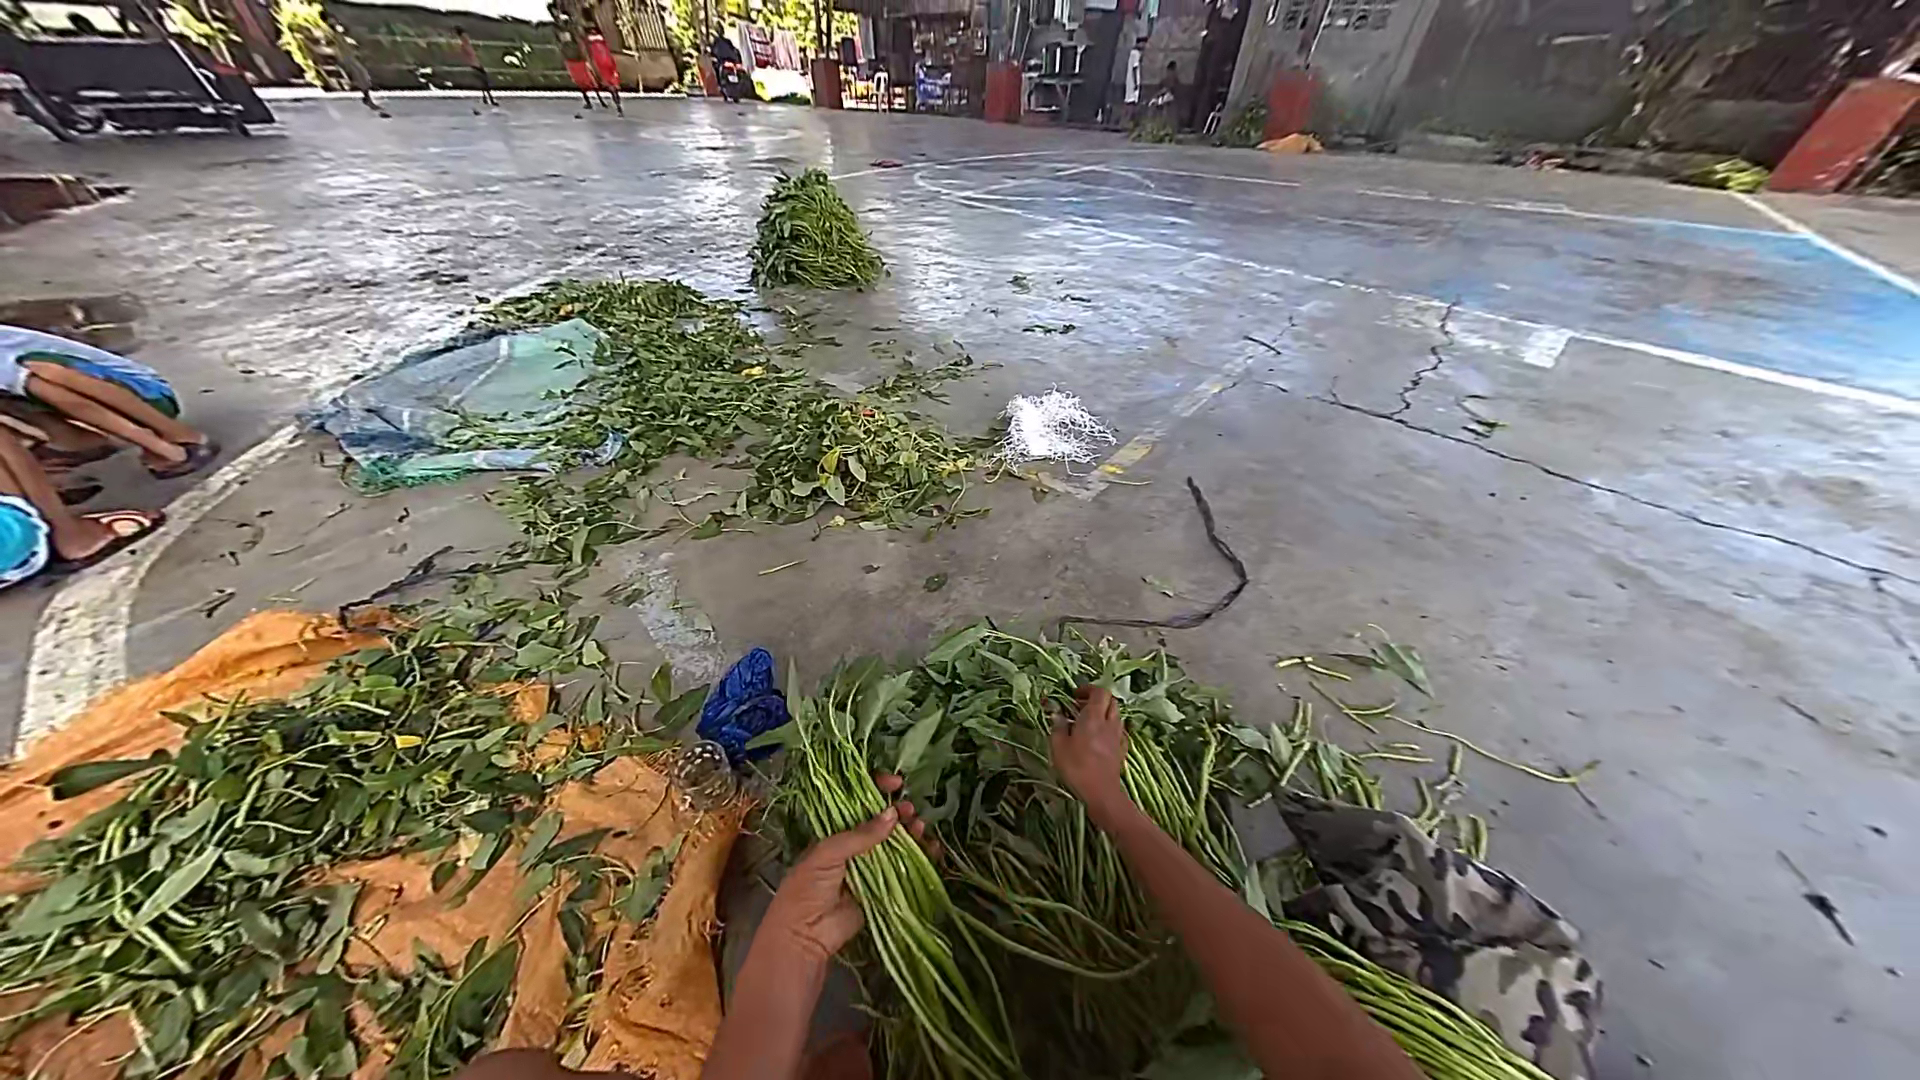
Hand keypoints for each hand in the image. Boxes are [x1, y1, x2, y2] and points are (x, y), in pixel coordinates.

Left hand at [759, 775, 934, 964]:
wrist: (804, 936)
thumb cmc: (807, 887)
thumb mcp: (828, 853)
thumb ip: (861, 834)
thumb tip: (893, 814)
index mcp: (837, 830)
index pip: (860, 801)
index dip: (878, 788)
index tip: (895, 783)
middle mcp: (855, 844)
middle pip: (883, 820)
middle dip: (898, 811)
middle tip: (910, 810)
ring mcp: (871, 865)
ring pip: (897, 841)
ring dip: (911, 831)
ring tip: (919, 827)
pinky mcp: (884, 887)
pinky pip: (906, 867)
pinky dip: (921, 856)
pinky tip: (932, 848)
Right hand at [1050, 685, 1130, 822]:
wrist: (1101, 793)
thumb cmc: (1077, 767)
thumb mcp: (1058, 745)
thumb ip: (1058, 725)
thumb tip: (1056, 713)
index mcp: (1093, 717)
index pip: (1100, 691)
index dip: (1088, 689)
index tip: (1074, 695)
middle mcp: (1109, 722)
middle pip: (1111, 700)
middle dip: (1097, 698)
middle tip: (1080, 705)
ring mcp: (1118, 736)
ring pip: (1116, 714)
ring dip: (1104, 712)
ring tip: (1088, 721)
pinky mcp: (1121, 749)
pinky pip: (1118, 730)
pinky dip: (1109, 727)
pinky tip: (1099, 737)